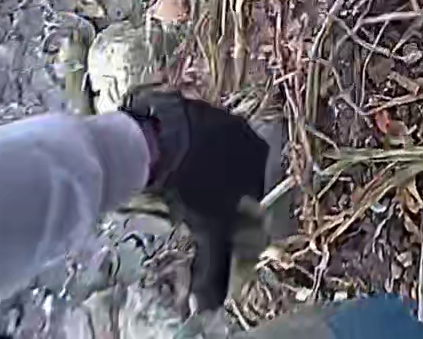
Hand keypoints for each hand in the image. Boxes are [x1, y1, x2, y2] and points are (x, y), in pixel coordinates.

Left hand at [118, 88, 267, 312]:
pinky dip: (193, 163)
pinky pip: (200, 144)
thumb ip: (215, 267)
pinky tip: (175, 178)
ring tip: (186, 203)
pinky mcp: (197, 113)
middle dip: (227, 201)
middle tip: (205, 222)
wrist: (162, 138)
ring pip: (221, 158)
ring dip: (210, 180)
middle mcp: (248, 133)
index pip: (258, 195)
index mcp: (260, 155)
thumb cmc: (194, 182)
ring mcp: (223, 119)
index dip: (243, 222)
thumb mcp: (209, 228)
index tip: (225, 239)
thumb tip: (210, 309)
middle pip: (241, 175)